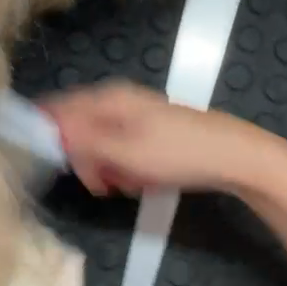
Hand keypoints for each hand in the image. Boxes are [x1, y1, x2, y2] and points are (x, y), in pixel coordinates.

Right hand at [43, 81, 271, 196]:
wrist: (236, 158)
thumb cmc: (178, 154)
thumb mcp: (125, 153)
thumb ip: (83, 141)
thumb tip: (50, 130)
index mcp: (109, 99)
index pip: (61, 110)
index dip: (50, 136)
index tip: (55, 164)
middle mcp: (120, 100)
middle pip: (81, 130)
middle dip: (87, 161)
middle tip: (101, 186)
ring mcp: (138, 115)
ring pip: (103, 144)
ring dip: (108, 169)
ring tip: (127, 186)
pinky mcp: (152, 131)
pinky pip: (124, 150)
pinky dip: (128, 168)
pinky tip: (144, 182)